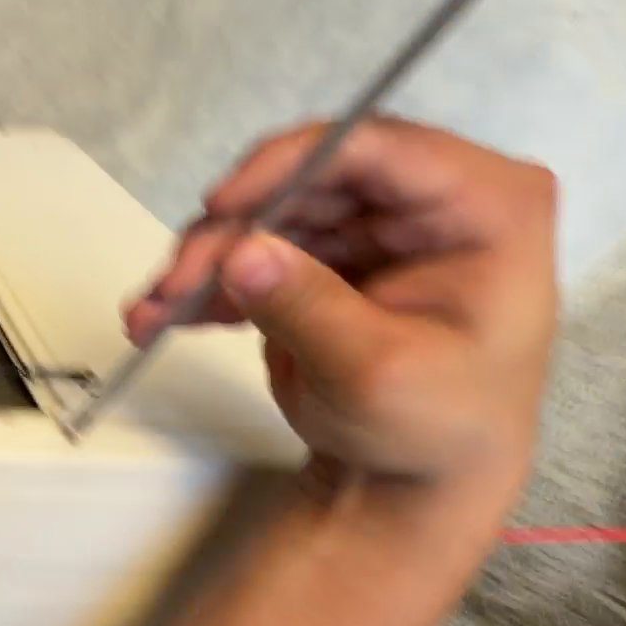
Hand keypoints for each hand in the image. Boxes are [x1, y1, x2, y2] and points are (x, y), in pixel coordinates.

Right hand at [126, 119, 559, 519]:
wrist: (405, 476)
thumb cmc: (429, 425)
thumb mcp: (375, 370)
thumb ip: (309, 307)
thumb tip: (237, 255)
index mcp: (476, 208)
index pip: (376, 149)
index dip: (291, 164)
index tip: (218, 206)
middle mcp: (413, 208)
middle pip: (300, 189)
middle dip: (225, 235)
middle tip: (170, 289)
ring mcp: (356, 240)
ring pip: (260, 225)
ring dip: (197, 267)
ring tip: (149, 316)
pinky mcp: (309, 274)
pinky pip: (243, 264)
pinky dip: (198, 293)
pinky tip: (159, 321)